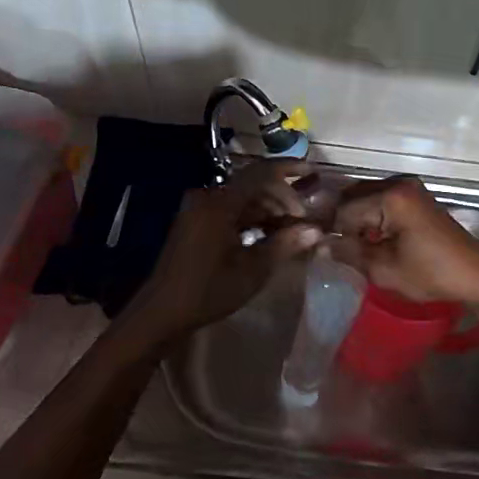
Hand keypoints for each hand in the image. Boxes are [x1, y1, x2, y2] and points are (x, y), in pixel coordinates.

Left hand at [123, 159, 323, 345]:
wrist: (162, 310)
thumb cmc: (208, 290)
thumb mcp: (252, 270)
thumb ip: (284, 244)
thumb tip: (316, 229)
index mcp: (219, 203)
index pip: (259, 173)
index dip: (287, 169)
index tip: (311, 170)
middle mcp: (206, 198)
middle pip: (251, 185)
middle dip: (281, 197)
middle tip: (306, 217)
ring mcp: (198, 210)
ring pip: (241, 199)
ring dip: (267, 209)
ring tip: (293, 228)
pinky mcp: (195, 223)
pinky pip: (228, 211)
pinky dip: (250, 218)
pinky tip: (270, 234)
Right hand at [331, 176, 478, 305]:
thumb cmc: (432, 274)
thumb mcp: (384, 269)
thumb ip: (348, 253)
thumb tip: (320, 245)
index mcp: (391, 197)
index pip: (344, 210)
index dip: (332, 232)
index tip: (326, 252)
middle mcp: (398, 184)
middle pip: (352, 198)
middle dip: (343, 223)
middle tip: (336, 249)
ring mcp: (408, 188)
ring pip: (364, 199)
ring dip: (356, 221)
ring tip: (352, 247)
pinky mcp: (415, 198)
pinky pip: (380, 202)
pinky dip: (371, 218)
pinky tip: (370, 240)